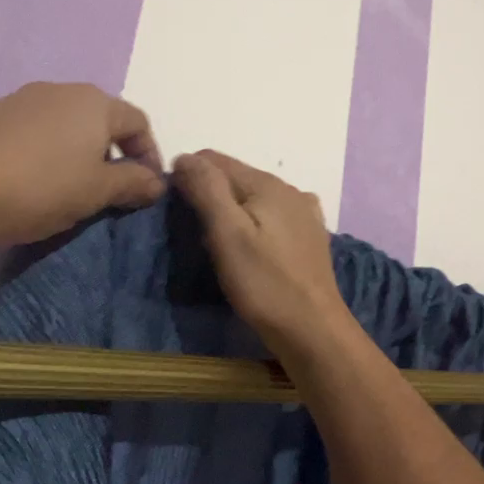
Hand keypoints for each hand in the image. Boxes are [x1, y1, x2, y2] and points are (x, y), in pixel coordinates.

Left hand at [0, 82, 163, 245]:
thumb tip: (155, 182)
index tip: (146, 190)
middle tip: (111, 192)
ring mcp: (22, 101)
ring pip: (67, 127)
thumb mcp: (96, 192)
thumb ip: (133, 183)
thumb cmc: (35, 187)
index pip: (139, 123)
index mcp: (96, 103)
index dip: (149, 156)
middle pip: (103, 121)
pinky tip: (33, 185)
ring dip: (78, 156)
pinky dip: (45, 155)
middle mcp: (62, 91)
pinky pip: (35, 134)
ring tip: (71, 192)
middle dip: (113, 155)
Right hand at [171, 150, 351, 356]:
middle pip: (237, 177)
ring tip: (215, 242)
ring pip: (255, 197)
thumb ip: (208, 190)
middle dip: (209, 192)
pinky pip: (273, 216)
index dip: (188, 175)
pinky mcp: (310, 236)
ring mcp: (304, 212)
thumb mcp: (227, 234)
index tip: (171, 207)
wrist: (312, 327)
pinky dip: (254, 223)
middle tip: (192, 230)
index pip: (216, 160)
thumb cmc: (264, 283)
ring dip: (231, 209)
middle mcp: (290, 189)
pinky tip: (249, 244)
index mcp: (268, 183)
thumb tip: (186, 156)